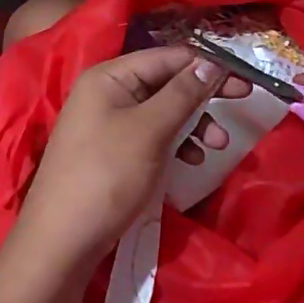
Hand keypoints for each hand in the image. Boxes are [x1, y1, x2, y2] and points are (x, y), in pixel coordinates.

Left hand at [18, 47, 248, 264]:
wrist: (60, 245)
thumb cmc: (106, 176)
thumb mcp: (150, 130)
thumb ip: (184, 93)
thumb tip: (212, 63)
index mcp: (110, 77)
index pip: (168, 57)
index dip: (206, 64)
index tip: (242, 77)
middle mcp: (108, 92)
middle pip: (167, 82)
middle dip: (204, 94)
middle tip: (243, 99)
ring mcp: (109, 123)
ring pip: (164, 111)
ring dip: (194, 122)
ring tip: (217, 144)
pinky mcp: (115, 152)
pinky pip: (154, 135)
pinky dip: (177, 142)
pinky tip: (193, 159)